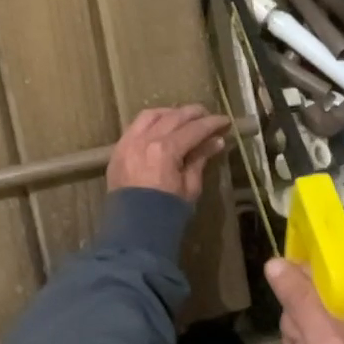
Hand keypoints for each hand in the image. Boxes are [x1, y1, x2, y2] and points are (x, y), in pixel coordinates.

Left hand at [106, 105, 232, 203]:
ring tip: (183, 117)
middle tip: (207, 115)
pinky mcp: (118, 150)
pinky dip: (151, 121)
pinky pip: (135, 126)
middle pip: (173, 117)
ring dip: (170, 113)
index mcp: (165, 150)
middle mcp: (145, 140)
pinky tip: (161, 126)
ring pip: (151, 116)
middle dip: (193, 114)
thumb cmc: (167, 212)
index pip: (194, 129)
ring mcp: (128, 143)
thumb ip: (200, 159)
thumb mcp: (190, 187)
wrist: (134, 230)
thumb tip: (216, 141)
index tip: (225, 121)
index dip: (212, 124)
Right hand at [264, 259, 343, 343]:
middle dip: (302, 321)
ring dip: (303, 337)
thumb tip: (273, 261)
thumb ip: (299, 300)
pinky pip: (320, 330)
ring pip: (312, 312)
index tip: (300, 319)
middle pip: (315, 290)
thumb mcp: (322, 341)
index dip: (303, 290)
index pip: (325, 268)